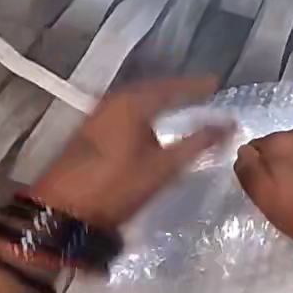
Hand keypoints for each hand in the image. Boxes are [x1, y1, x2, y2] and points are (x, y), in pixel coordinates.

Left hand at [31, 78, 233, 226]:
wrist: (63, 209)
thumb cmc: (116, 186)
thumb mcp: (163, 167)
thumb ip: (197, 143)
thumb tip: (229, 124)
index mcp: (133, 102)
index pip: (172, 87)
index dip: (196, 86)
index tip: (217, 83)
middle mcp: (114, 100)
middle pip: (152, 90)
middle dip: (178, 91)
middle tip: (202, 93)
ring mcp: (98, 114)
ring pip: (137, 101)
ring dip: (159, 102)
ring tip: (181, 107)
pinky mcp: (90, 130)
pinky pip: (125, 112)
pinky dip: (144, 113)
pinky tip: (152, 126)